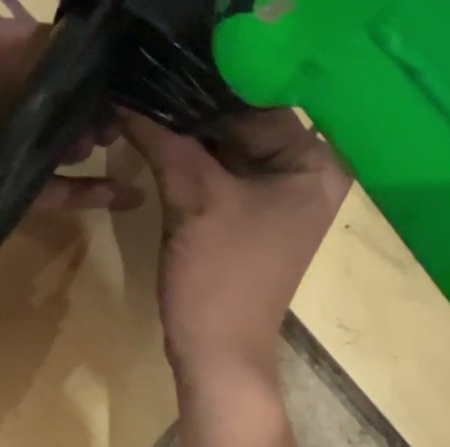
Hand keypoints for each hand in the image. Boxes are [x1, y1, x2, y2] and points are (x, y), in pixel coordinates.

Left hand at [0, 16, 134, 358]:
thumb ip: (20, 56)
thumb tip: (73, 49)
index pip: (43, 46)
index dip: (82, 60)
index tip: (123, 74)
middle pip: (50, 96)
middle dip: (89, 104)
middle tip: (126, 118)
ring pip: (46, 143)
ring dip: (83, 143)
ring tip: (121, 146)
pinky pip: (37, 191)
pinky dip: (74, 192)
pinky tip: (115, 193)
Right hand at [121, 109, 349, 383]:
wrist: (217, 357)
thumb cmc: (220, 281)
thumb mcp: (196, 204)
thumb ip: (169, 145)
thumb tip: (134, 103)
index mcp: (316, 162)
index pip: (257, 105)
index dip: (204, 94)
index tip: (158, 86)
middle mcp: (307, 173)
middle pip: (243, 128)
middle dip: (194, 120)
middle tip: (145, 103)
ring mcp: (279, 200)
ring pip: (228, 155)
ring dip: (188, 144)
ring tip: (145, 124)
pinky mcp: (251, 222)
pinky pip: (221, 181)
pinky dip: (192, 171)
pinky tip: (158, 157)